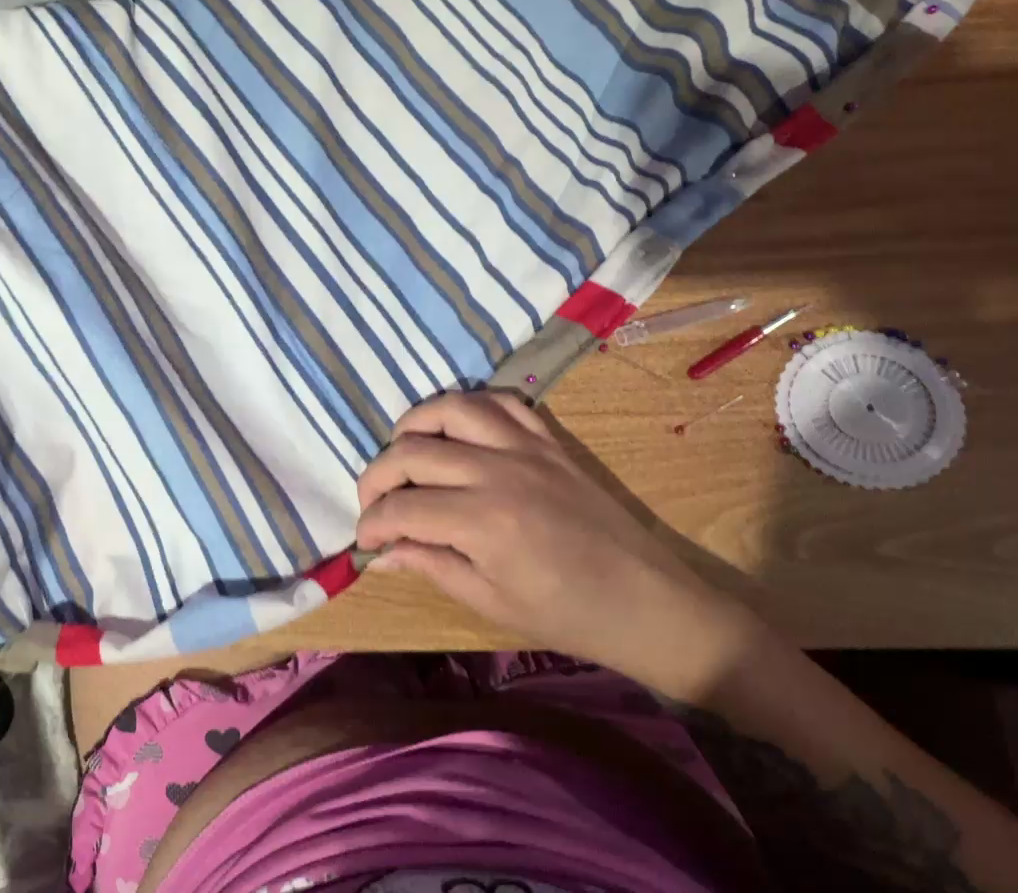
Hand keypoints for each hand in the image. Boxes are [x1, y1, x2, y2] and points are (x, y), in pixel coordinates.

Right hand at [355, 392, 768, 699]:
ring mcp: (527, 449)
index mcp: (483, 522)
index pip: (401, 508)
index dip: (372, 524)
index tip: (367, 541)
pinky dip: (468, 408)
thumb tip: (381, 551)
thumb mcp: (489, 601)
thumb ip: (430, 565)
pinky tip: (455, 431)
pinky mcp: (551, 441)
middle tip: (375, 504)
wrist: (651, 605)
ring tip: (404, 453)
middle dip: (376, 477)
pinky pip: (501, 402)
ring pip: (450, 408)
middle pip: (411, 451)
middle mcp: (499, 472)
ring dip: (413, 426)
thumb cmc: (568, 615)